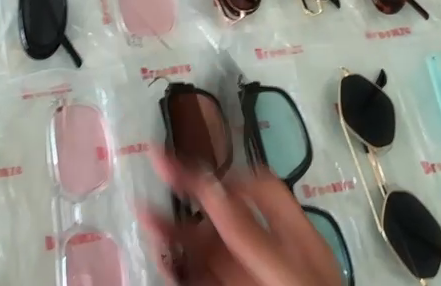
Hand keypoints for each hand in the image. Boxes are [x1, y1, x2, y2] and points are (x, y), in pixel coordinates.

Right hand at [141, 153, 344, 285]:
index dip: (229, 176)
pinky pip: (201, 276)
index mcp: (295, 242)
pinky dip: (180, 268)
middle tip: (157, 167)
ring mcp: (249, 281)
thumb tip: (211, 186)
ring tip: (145, 218)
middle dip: (190, 194)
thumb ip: (249, 234)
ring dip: (176, 230)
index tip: (196, 171)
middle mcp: (270, 257)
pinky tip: (162, 261)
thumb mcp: (287, 277)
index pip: (262, 190)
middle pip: (227, 213)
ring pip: (208, 247)